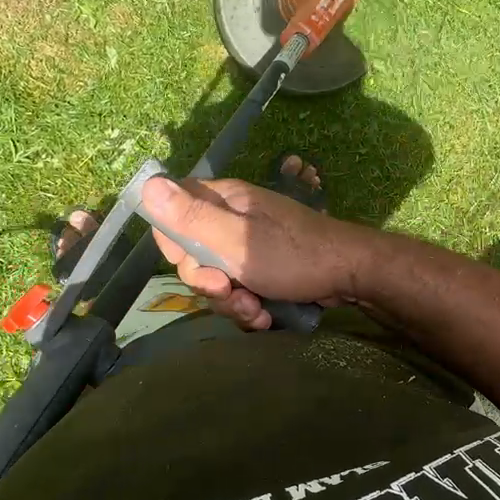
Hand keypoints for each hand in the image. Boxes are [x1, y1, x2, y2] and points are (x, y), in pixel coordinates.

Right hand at [140, 175, 379, 330]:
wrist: (352, 275)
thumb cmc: (293, 255)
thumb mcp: (235, 239)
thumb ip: (191, 218)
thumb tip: (147, 183)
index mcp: (224, 200)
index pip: (172, 214)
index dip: (175, 245)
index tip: (194, 263)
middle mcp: (233, 218)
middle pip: (192, 254)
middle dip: (209, 283)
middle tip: (231, 291)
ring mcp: (249, 244)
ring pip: (216, 279)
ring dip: (232, 302)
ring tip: (257, 310)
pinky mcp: (264, 269)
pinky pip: (239, 290)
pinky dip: (249, 307)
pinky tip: (266, 316)